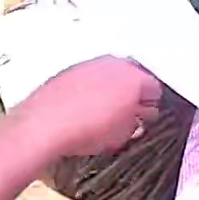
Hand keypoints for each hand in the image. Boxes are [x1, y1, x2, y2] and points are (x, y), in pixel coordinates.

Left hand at [7, 57, 163, 157]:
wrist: (43, 125)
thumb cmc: (83, 130)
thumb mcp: (121, 135)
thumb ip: (135, 124)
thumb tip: (136, 120)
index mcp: (136, 78)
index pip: (155, 88)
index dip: (151, 105)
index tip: (145, 116)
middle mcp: (117, 65)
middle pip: (134, 76)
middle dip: (132, 93)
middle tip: (126, 113)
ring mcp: (93, 64)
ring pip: (111, 74)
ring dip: (111, 88)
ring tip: (102, 111)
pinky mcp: (72, 68)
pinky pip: (90, 76)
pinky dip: (90, 87)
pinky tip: (83, 106)